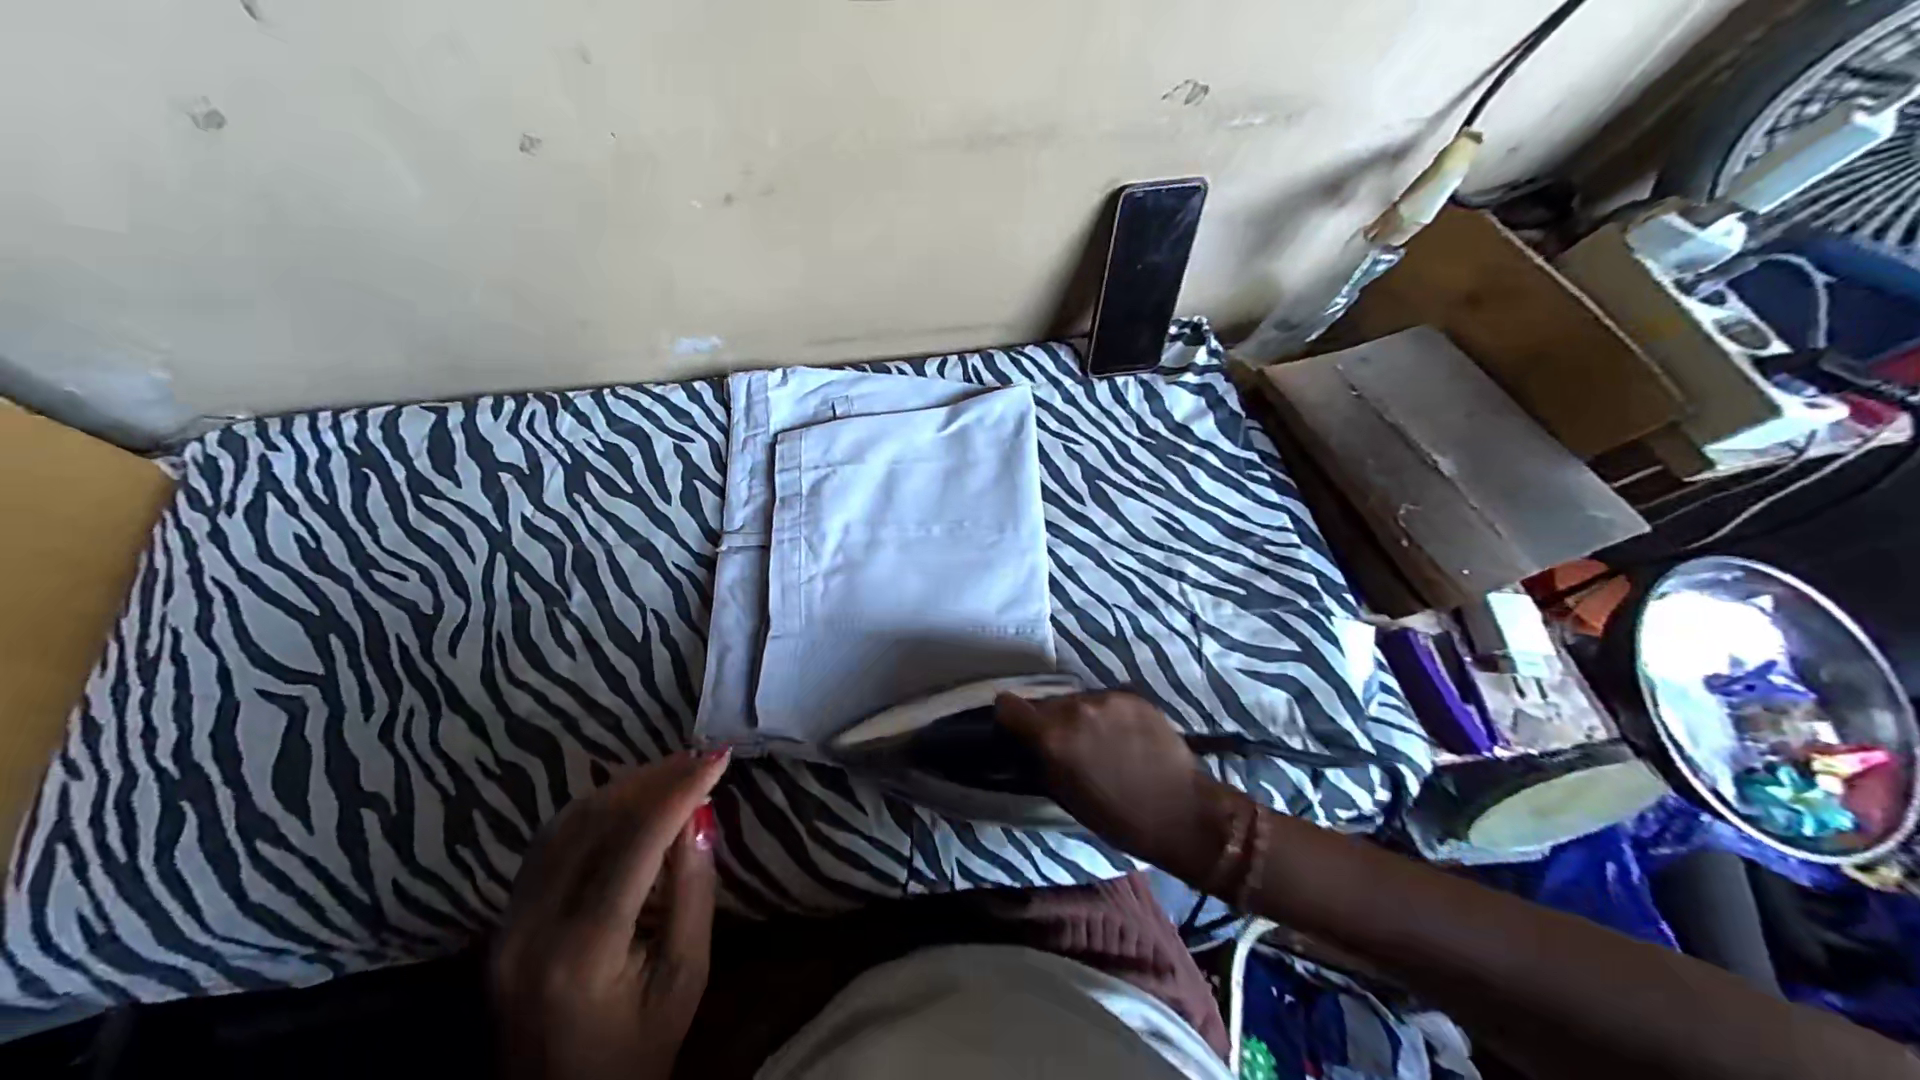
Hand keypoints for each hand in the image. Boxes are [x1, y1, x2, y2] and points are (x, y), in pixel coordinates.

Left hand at [491, 749, 728, 1079]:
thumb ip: (693, 893)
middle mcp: (531, 928)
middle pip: (593, 823)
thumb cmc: (640, 1049)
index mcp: (582, 952)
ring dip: (621, 788)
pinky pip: (548, 844)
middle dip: (652, 780)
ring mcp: (507, 925)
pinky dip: (592, 810)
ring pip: (564, 824)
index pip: (634, 844)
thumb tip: (700, 815)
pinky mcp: (504, 922)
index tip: (718, 758)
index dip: (678, 792)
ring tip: (671, 772)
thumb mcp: (686, 977)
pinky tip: (627, 801)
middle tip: (699, 757)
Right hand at [995, 690, 1226, 872]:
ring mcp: (1107, 699)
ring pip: (1078, 701)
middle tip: (1068, 746)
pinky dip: (1108, 716)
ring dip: (1080, 718)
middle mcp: (1075, 708)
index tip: (1019, 731)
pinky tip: (1126, 739)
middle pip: (1046, 703)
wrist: (1180, 811)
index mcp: (1052, 736)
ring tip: (1101, 744)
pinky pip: (1106, 701)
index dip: (1010, 718)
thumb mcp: (1064, 795)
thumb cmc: (1117, 817)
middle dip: (1050, 722)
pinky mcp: (1133, 696)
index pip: (1009, 705)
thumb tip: (1029, 745)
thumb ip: (1042, 760)